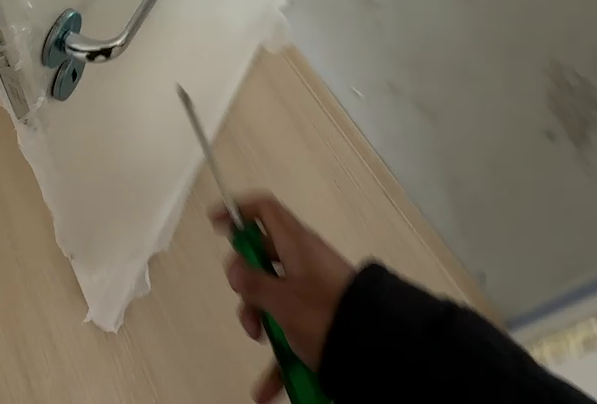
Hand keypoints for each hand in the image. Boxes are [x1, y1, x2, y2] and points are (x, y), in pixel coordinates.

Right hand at [210, 193, 355, 402]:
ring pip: (274, 294)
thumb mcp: (283, 300)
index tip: (216, 225)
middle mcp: (302, 260)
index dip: (238, 210)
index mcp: (294, 244)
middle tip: (246, 306)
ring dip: (260, 318)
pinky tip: (267, 389)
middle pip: (263, 256)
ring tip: (260, 341)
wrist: (379, 349)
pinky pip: (290, 327)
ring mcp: (312, 288)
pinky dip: (278, 354)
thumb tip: (233, 267)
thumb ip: (253, 283)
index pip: (263, 210)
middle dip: (246, 283)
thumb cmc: (324, 314)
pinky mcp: (320, 316)